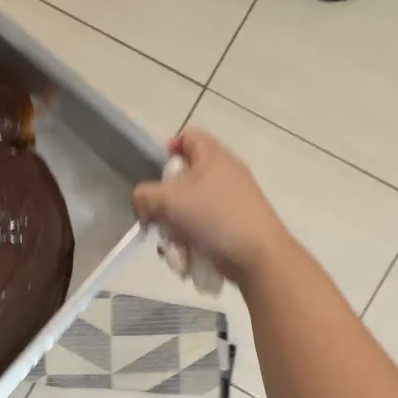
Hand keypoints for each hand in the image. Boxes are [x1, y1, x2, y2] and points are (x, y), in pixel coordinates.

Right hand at [131, 129, 297, 285]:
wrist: (257, 256)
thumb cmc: (214, 218)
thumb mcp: (170, 201)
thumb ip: (145, 196)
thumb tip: (140, 202)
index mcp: (213, 157)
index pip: (188, 137)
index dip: (168, 148)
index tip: (153, 172)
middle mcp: (222, 175)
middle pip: (182, 181)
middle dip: (163, 204)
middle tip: (156, 219)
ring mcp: (228, 203)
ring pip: (187, 211)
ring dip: (173, 231)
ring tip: (173, 249)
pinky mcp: (230, 228)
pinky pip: (200, 231)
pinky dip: (189, 244)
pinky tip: (186, 259)